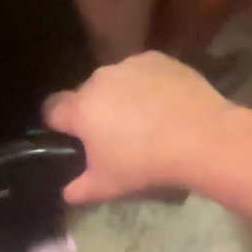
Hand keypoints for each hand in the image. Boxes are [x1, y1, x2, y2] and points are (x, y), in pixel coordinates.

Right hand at [41, 51, 232, 202]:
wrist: (201, 137)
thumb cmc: (144, 164)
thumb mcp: (106, 186)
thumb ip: (78, 190)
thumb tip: (67, 192)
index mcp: (81, 109)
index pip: (51, 109)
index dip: (56, 125)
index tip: (71, 140)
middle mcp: (100, 79)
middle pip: (84, 95)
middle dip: (92, 113)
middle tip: (112, 138)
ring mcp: (130, 65)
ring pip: (113, 82)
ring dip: (117, 98)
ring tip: (141, 121)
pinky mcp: (159, 58)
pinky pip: (140, 73)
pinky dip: (144, 87)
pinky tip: (161, 106)